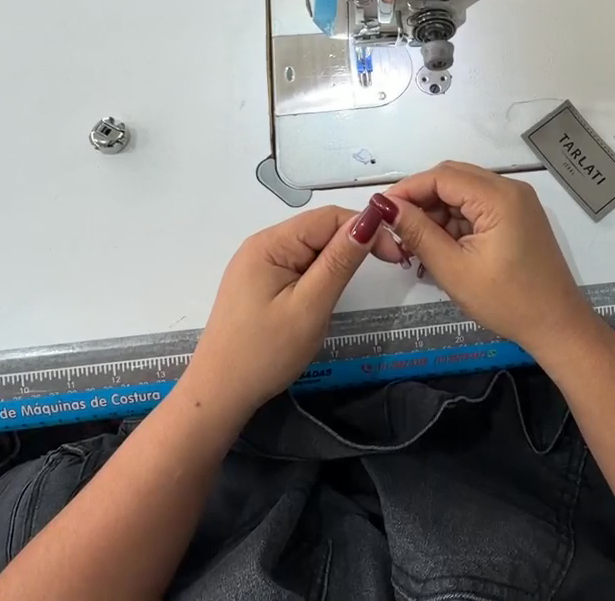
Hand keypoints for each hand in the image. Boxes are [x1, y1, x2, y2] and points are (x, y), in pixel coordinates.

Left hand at [183, 205, 373, 416]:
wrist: (219, 396)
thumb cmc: (265, 353)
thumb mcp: (310, 307)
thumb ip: (340, 262)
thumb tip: (370, 219)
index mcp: (271, 243)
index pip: (328, 217)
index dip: (365, 228)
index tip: (395, 255)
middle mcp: (262, 245)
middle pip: (319, 229)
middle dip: (354, 244)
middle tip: (389, 269)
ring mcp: (258, 264)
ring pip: (311, 248)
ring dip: (338, 260)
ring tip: (354, 286)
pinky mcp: (259, 283)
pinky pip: (298, 265)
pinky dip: (320, 274)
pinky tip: (327, 293)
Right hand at [384, 161, 600, 356]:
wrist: (557, 326)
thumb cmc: (507, 301)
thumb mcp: (454, 269)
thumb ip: (418, 232)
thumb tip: (386, 207)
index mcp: (498, 197)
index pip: (442, 176)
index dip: (408, 190)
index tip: (380, 211)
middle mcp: (510, 189)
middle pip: (452, 179)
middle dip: (421, 201)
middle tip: (396, 229)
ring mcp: (516, 203)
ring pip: (463, 193)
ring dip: (436, 213)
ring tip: (415, 246)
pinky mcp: (517, 217)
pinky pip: (477, 207)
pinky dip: (454, 222)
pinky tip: (439, 248)